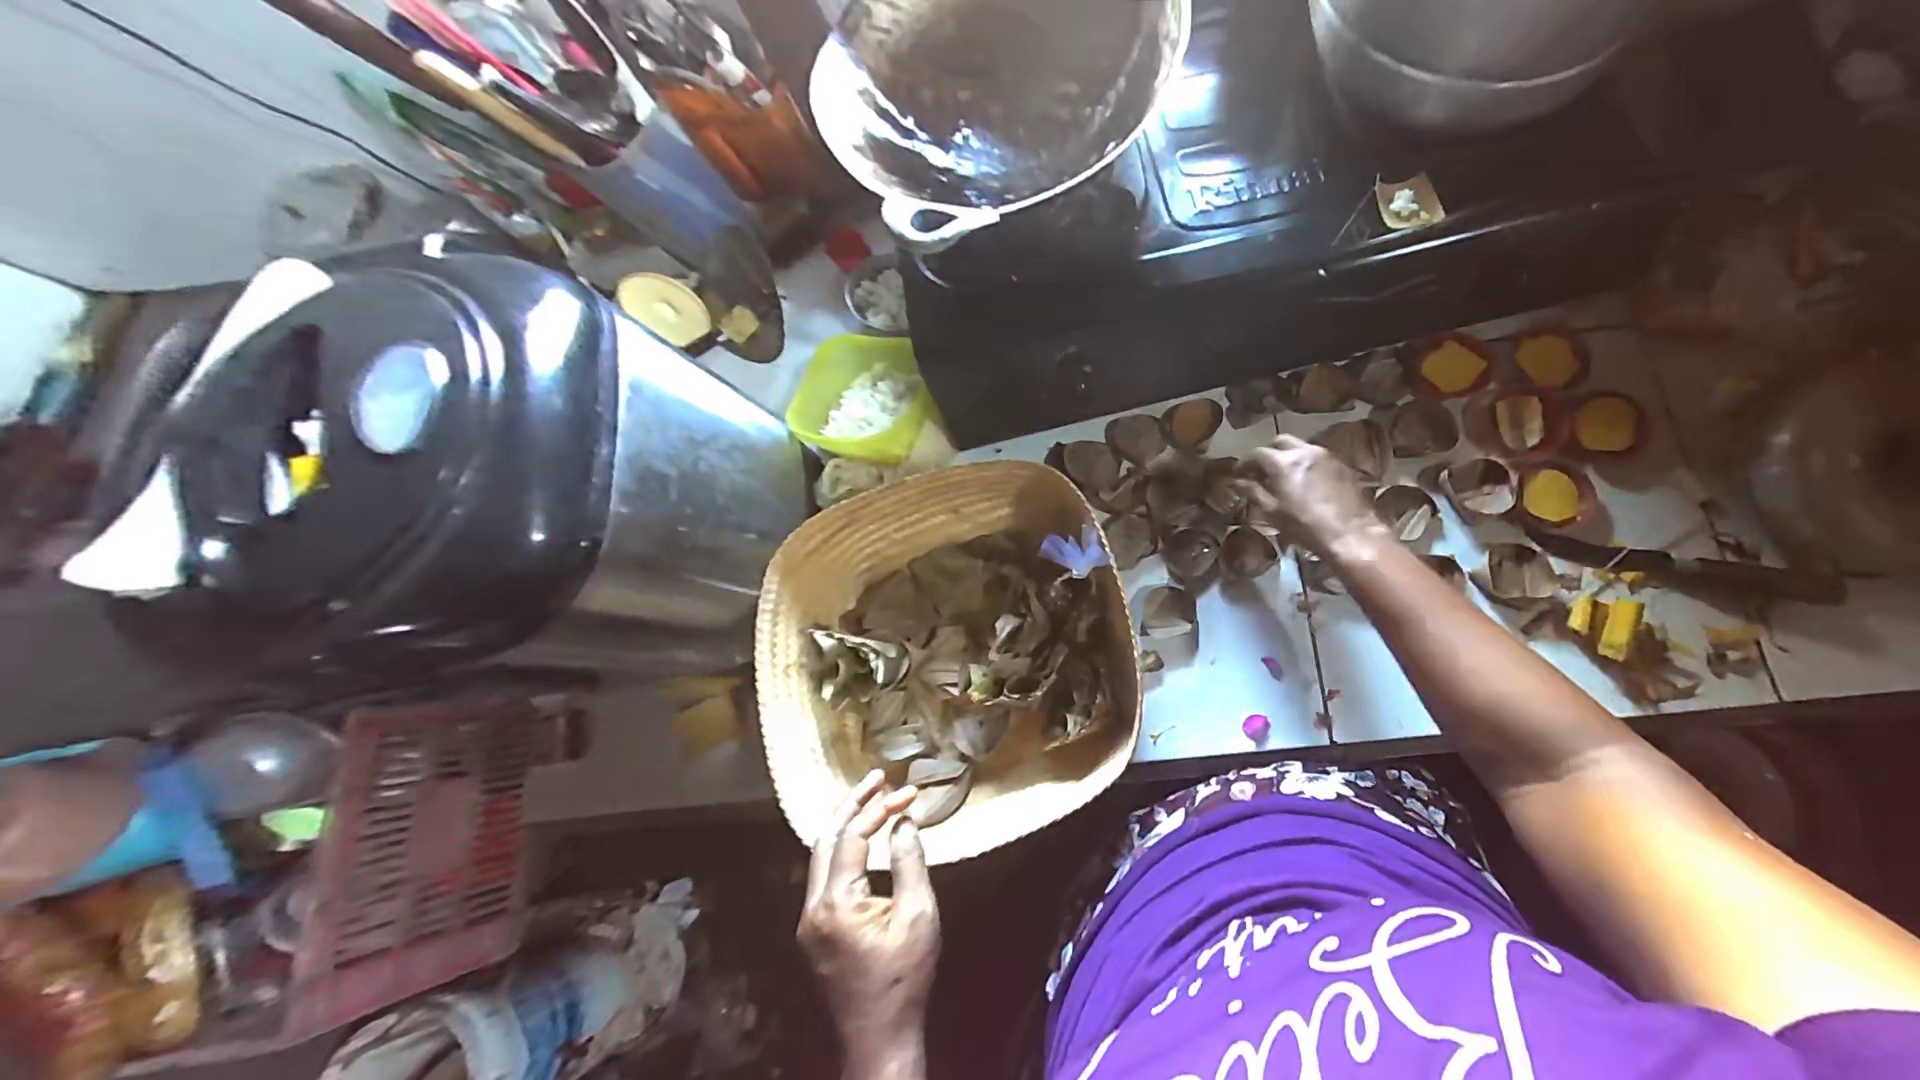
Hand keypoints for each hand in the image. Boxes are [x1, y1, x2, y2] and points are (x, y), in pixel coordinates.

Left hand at [798, 770, 938, 1077]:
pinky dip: (842, 849)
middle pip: (825, 838)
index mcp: (836, 902)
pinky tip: (861, 841)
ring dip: (844, 825)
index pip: (853, 836)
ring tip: (870, 800)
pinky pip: (823, 875)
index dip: (880, 809)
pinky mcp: (813, 931)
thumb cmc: (904, 979)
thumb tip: (903, 821)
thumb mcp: (918, 916)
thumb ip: (909, 862)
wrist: (878, 1038)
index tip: (908, 793)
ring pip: (820, 856)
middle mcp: (812, 906)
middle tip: (878, 778)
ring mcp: (808, 920)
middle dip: (852, 804)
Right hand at [1235, 434, 1385, 552]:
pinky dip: (1305, 463)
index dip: (1244, 462)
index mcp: (1282, 463)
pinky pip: (1317, 457)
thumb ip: (1251, 491)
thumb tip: (1236, 482)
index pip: (1256, 453)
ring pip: (1300, 447)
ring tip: (1282, 475)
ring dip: (1287, 456)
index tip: (1238, 473)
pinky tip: (1304, 481)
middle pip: (1280, 442)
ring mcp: (1326, 456)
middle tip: (1260, 469)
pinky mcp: (1341, 464)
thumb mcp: (1271, 511)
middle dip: (1267, 453)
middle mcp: (1304, 451)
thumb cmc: (1304, 525)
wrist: (1350, 533)